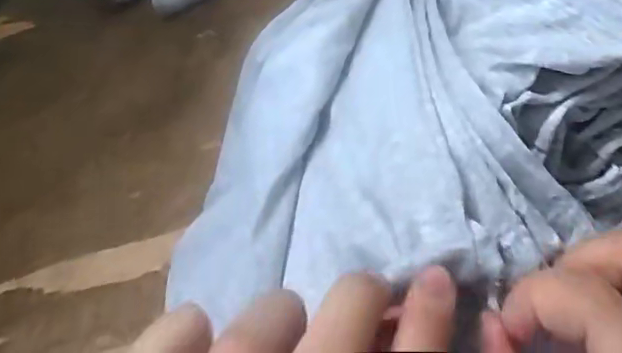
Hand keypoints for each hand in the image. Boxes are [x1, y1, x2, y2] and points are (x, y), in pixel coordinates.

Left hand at [132, 265, 457, 352]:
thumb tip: (399, 332)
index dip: (433, 321)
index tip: (443, 280)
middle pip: (349, 306)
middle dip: (364, 294)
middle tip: (365, 294)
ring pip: (267, 316)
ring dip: (277, 323)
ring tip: (274, 338)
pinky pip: (178, 330)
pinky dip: (189, 333)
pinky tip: (195, 341)